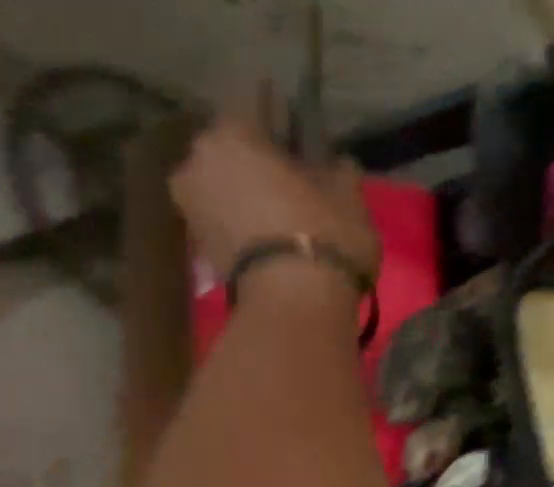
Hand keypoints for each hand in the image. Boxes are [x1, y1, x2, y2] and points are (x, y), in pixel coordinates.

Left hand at [168, 117, 378, 283]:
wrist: (294, 298)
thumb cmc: (326, 235)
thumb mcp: (349, 201)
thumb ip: (339, 175)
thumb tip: (338, 162)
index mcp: (234, 138)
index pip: (250, 104)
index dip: (271, 104)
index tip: (286, 105)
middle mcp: (198, 159)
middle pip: (231, 146)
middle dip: (257, 153)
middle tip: (289, 166)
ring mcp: (189, 200)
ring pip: (223, 180)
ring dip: (247, 186)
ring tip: (279, 202)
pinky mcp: (195, 237)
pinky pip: (221, 212)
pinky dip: (241, 214)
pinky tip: (268, 226)